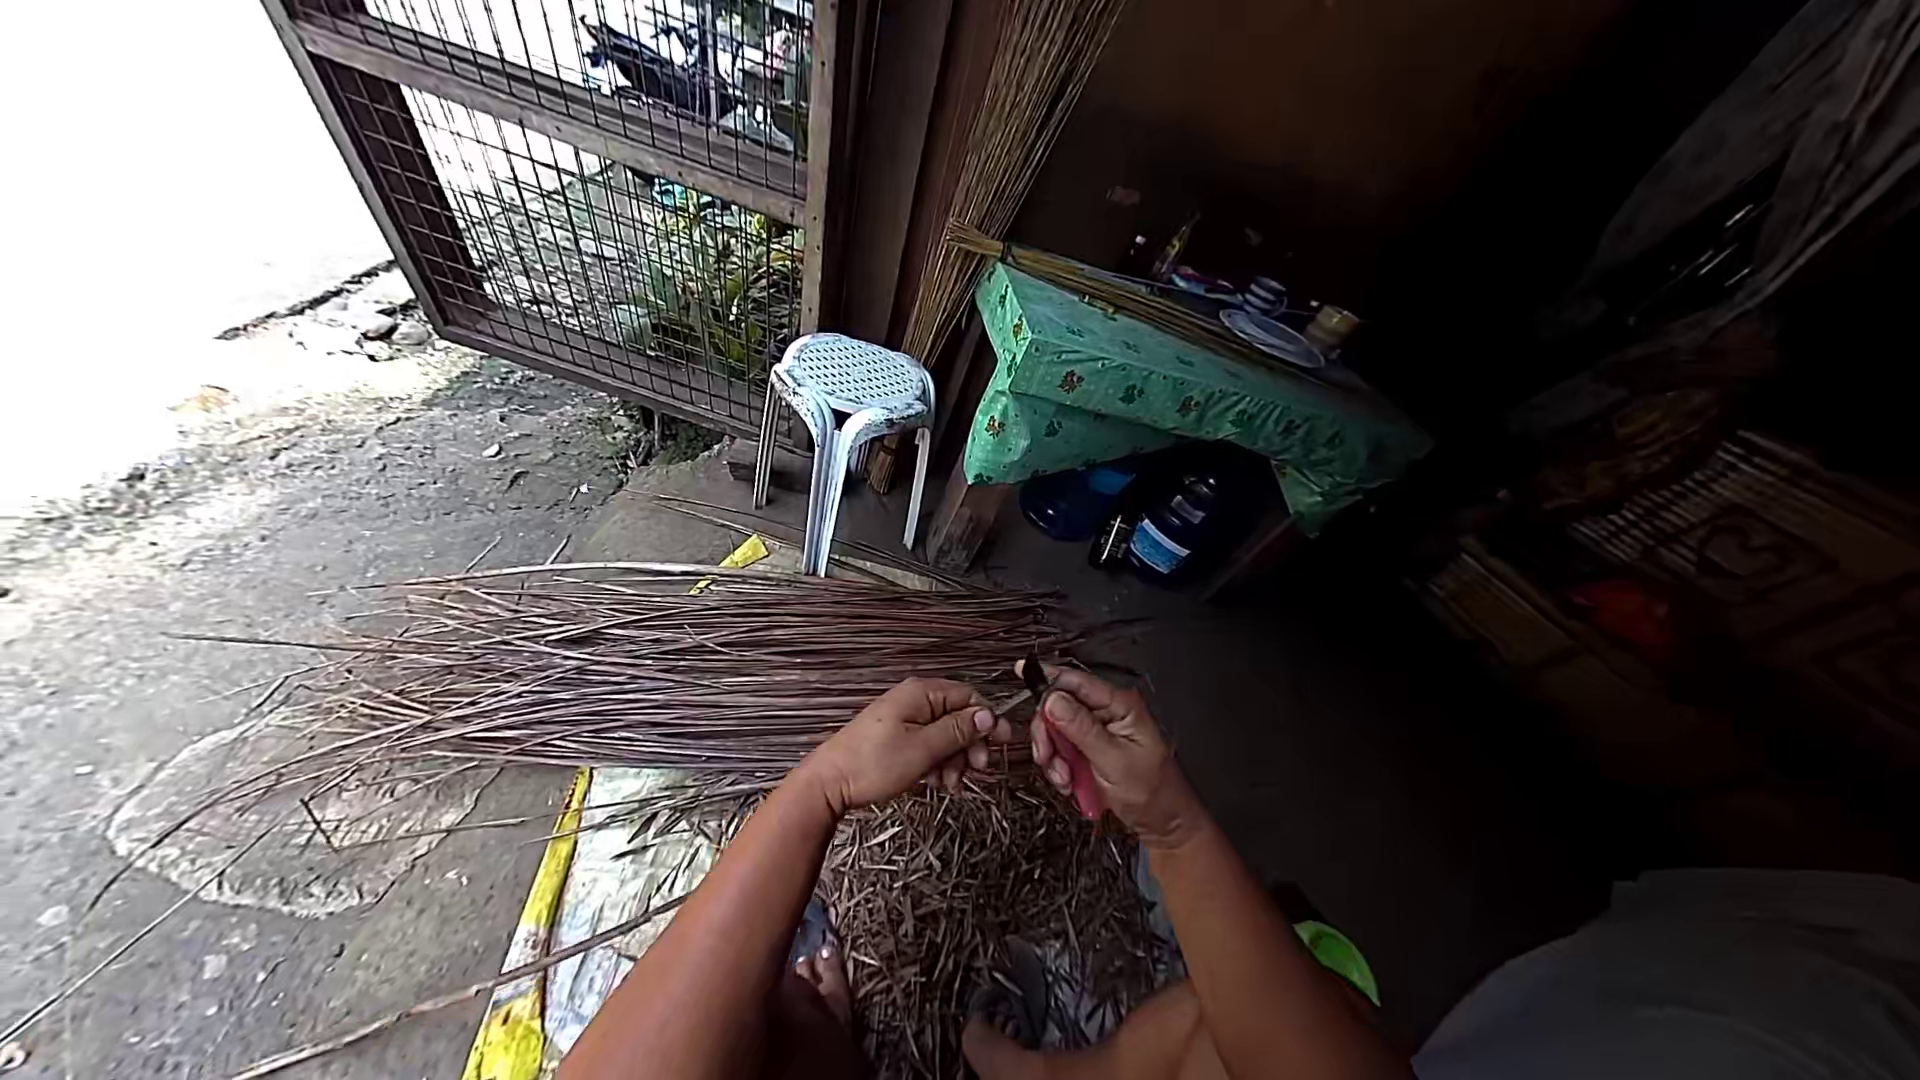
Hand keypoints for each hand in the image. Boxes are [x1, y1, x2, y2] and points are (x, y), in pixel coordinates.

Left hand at [800, 678, 1014, 815]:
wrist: (829, 784)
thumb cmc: (872, 764)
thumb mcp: (923, 748)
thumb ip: (958, 730)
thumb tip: (987, 715)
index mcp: (921, 693)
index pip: (969, 696)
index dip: (987, 721)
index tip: (1000, 744)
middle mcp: (915, 700)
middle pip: (959, 716)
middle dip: (970, 745)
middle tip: (975, 769)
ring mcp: (906, 718)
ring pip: (946, 734)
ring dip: (955, 759)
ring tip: (950, 783)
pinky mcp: (899, 736)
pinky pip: (930, 744)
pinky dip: (938, 763)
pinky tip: (936, 782)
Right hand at [1021, 662, 1207, 849]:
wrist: (1163, 824)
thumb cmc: (1154, 793)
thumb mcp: (1114, 760)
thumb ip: (1082, 729)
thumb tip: (1053, 700)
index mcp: (1119, 704)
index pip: (1075, 681)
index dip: (1047, 677)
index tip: (1022, 671)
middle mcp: (1106, 712)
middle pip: (1058, 706)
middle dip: (1048, 733)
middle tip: (1048, 757)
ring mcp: (1096, 729)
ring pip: (1055, 729)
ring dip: (1053, 755)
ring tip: (1065, 778)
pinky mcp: (1089, 747)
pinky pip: (1060, 748)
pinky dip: (1058, 766)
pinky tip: (1069, 782)